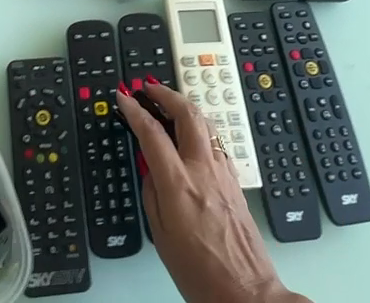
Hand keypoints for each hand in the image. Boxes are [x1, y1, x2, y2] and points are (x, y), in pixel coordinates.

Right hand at [114, 80, 310, 302]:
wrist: (246, 291)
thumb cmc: (200, 272)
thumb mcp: (161, 234)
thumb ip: (152, 193)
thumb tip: (150, 167)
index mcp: (179, 184)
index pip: (152, 132)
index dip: (135, 110)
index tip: (124, 97)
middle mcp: (203, 170)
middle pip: (186, 113)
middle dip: (165, 93)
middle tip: (148, 86)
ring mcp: (222, 173)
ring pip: (205, 122)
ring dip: (184, 105)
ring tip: (168, 101)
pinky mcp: (235, 181)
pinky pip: (216, 141)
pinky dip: (200, 127)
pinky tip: (193, 133)